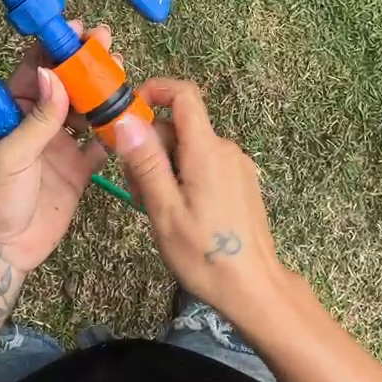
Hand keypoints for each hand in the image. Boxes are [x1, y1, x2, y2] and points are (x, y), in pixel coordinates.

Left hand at [0, 28, 111, 272]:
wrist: (2, 250)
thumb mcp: (11, 155)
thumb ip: (37, 119)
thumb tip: (53, 75)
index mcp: (13, 113)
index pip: (36, 72)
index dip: (55, 49)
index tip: (77, 31)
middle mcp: (38, 123)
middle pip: (67, 85)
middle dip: (86, 63)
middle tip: (107, 43)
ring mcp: (60, 145)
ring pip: (87, 110)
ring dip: (103, 91)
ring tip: (123, 71)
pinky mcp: (78, 169)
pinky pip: (100, 145)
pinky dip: (115, 131)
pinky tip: (131, 115)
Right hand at [115, 78, 290, 321]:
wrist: (255, 290)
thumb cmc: (205, 254)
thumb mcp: (164, 210)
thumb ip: (146, 161)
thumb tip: (126, 119)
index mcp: (206, 150)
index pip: (184, 94)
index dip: (154, 91)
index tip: (128, 116)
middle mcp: (225, 149)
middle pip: (180, 127)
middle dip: (150, 147)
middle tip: (134, 188)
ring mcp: (237, 166)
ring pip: (190, 149)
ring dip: (165, 167)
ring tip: (155, 208)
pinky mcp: (241, 183)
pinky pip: (205, 165)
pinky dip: (184, 177)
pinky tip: (178, 212)